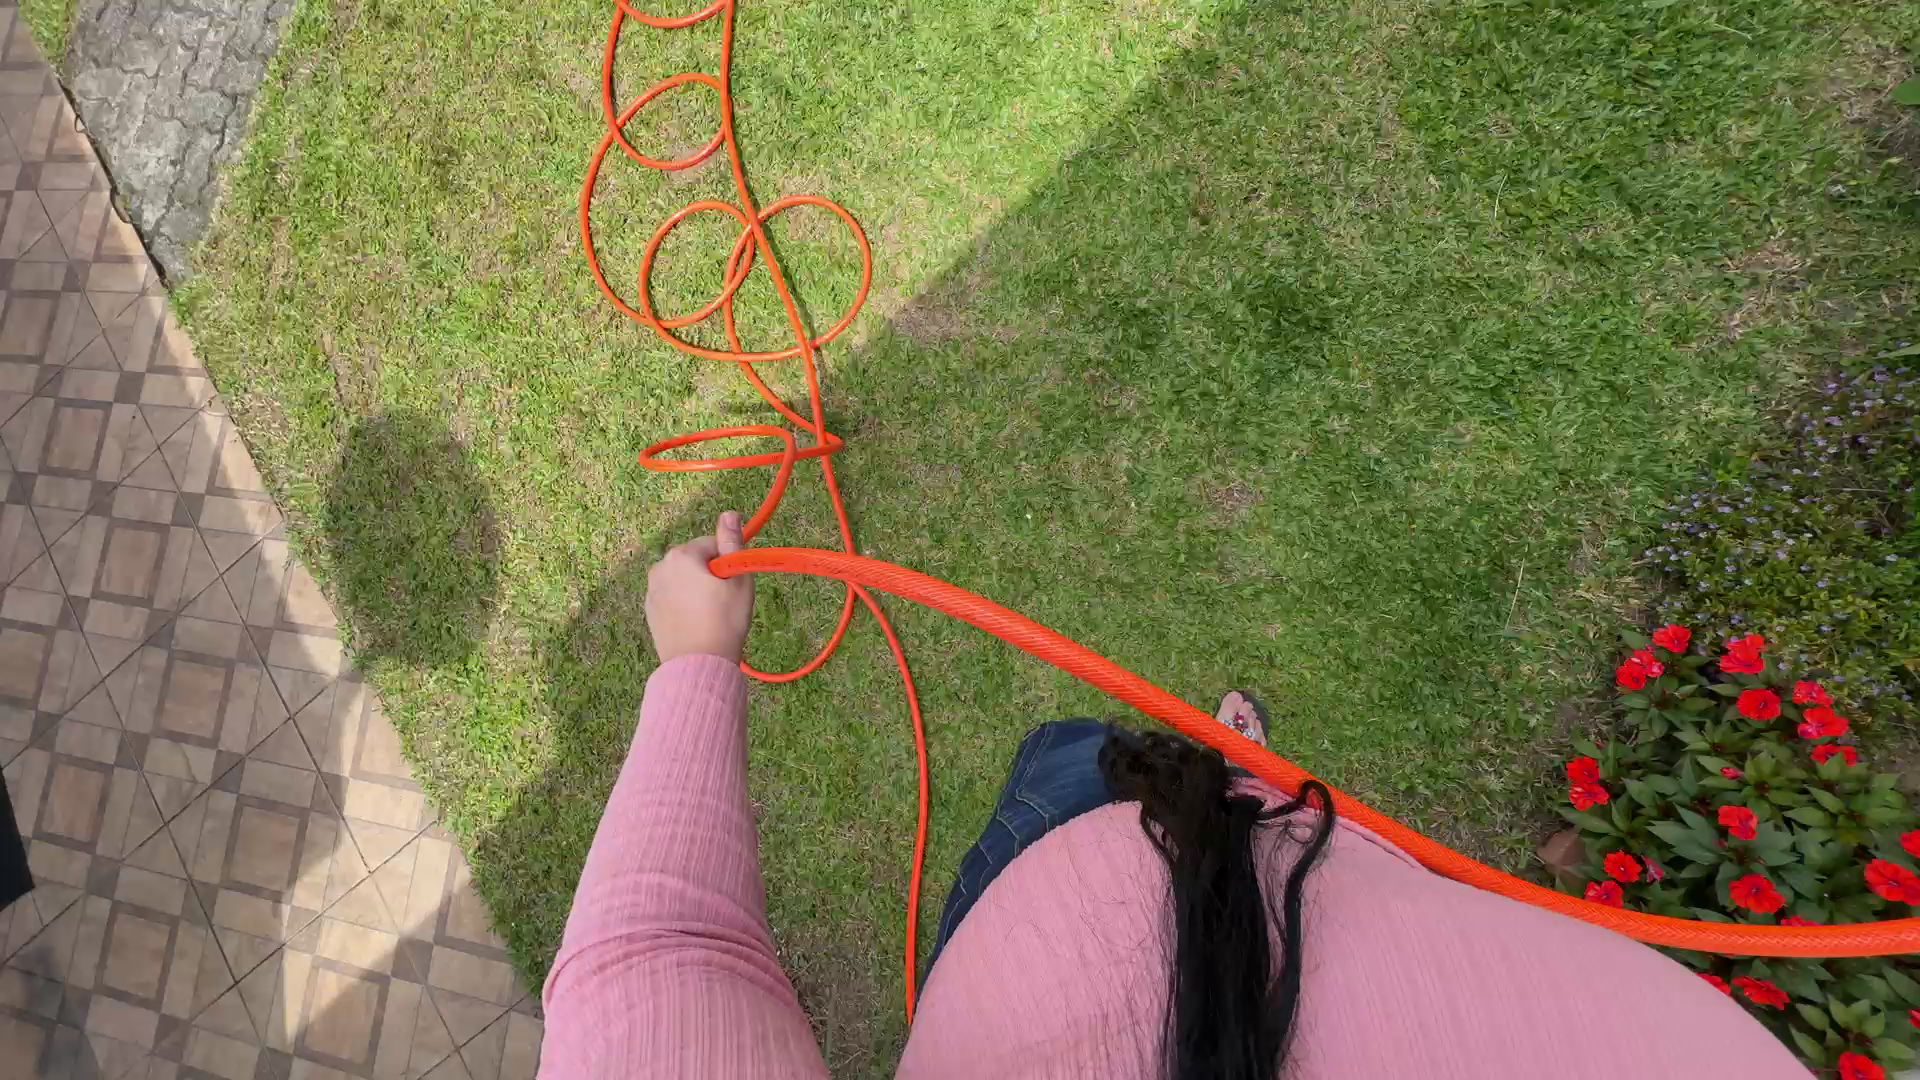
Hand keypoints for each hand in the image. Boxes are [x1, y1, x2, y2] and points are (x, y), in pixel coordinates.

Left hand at [645, 511, 754, 663]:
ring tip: (711, 614)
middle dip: (710, 573)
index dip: (728, 562)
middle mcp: (660, 566)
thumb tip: (730, 512)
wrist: (698, 662)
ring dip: (696, 587)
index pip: (713, 545)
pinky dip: (684, 603)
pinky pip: (672, 596)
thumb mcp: (737, 577)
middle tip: (725, 599)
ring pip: (683, 579)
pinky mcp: (649, 610)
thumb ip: (732, 542)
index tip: (735, 584)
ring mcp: (651, 590)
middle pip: (695, 560)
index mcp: (682, 555)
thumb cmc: (724, 618)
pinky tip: (696, 622)